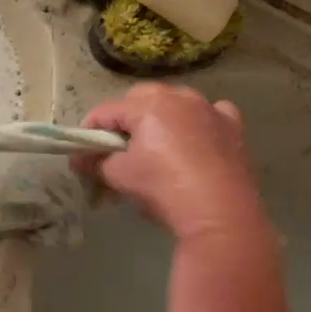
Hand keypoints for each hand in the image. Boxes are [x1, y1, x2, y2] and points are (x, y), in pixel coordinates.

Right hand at [71, 84, 267, 240]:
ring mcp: (210, 110)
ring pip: (177, 101)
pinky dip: (199, 121)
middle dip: (126, 117)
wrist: (219, 214)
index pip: (106, 110)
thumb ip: (94, 163)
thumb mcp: (119, 176)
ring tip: (156, 143)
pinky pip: (210, 113)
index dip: (89, 129)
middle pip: (141, 97)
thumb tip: (77, 160)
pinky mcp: (233, 127)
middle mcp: (180, 98)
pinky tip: (194, 140)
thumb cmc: (163, 188)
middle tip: (119, 146)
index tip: (83, 150)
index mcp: (148, 106)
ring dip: (162, 115)